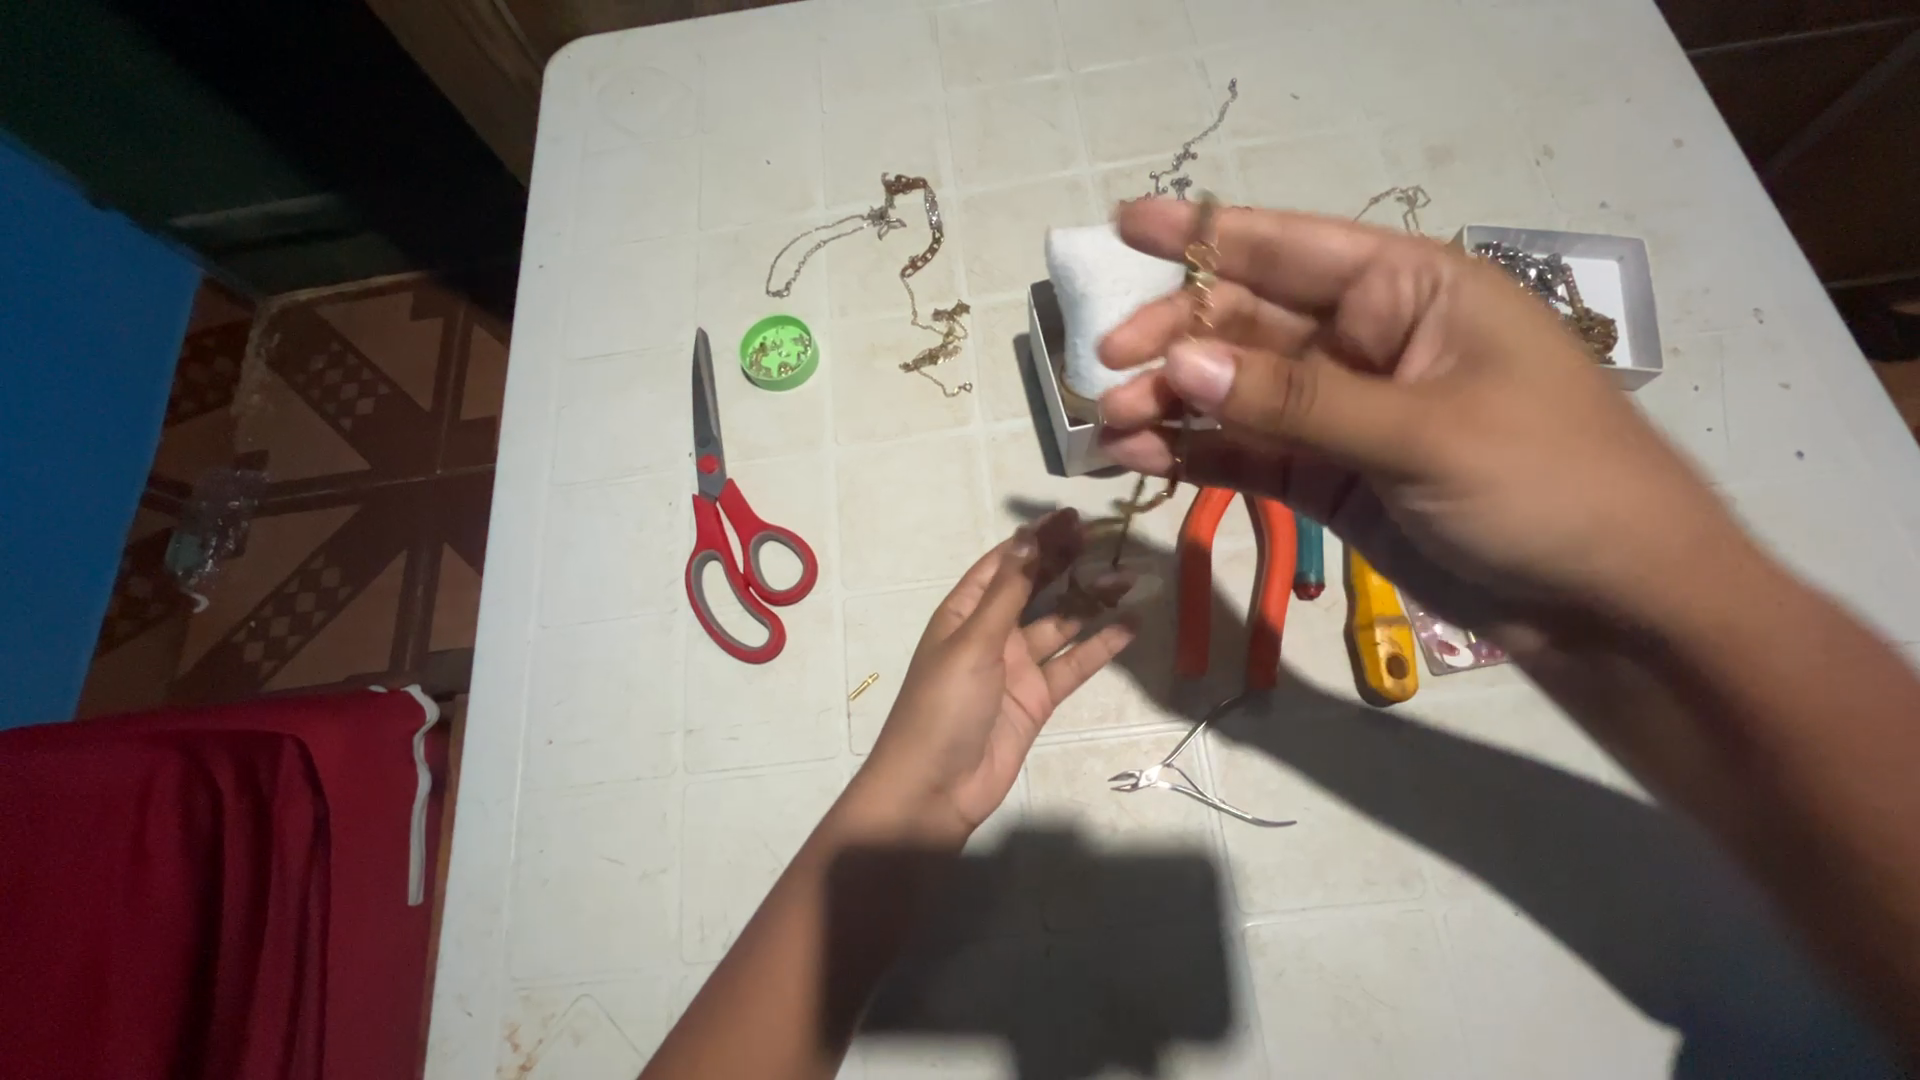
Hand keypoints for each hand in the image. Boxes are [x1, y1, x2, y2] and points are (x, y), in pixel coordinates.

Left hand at [857, 510, 1137, 837]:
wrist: (935, 788)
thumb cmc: (943, 705)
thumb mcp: (972, 642)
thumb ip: (1006, 593)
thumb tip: (1026, 538)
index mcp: (963, 612)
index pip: (1003, 564)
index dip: (1034, 539)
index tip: (1069, 517)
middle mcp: (991, 633)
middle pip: (1033, 588)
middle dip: (1065, 562)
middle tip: (1104, 538)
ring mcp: (1016, 667)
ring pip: (1059, 624)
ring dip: (1090, 602)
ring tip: (1128, 578)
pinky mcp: (1037, 699)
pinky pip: (1072, 666)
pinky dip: (1099, 647)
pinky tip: (1130, 626)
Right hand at [1096, 199, 1750, 639]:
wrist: (1606, 604)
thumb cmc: (1548, 485)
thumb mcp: (1424, 432)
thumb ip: (1296, 399)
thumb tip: (1178, 366)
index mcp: (1406, 291)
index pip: (1288, 248)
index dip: (1204, 235)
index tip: (1125, 227)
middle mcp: (1361, 341)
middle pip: (1242, 325)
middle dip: (1170, 342)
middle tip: (1103, 368)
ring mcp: (1335, 413)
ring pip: (1230, 394)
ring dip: (1168, 405)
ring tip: (1110, 426)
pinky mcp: (1320, 476)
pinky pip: (1240, 454)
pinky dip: (1190, 456)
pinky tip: (1139, 461)